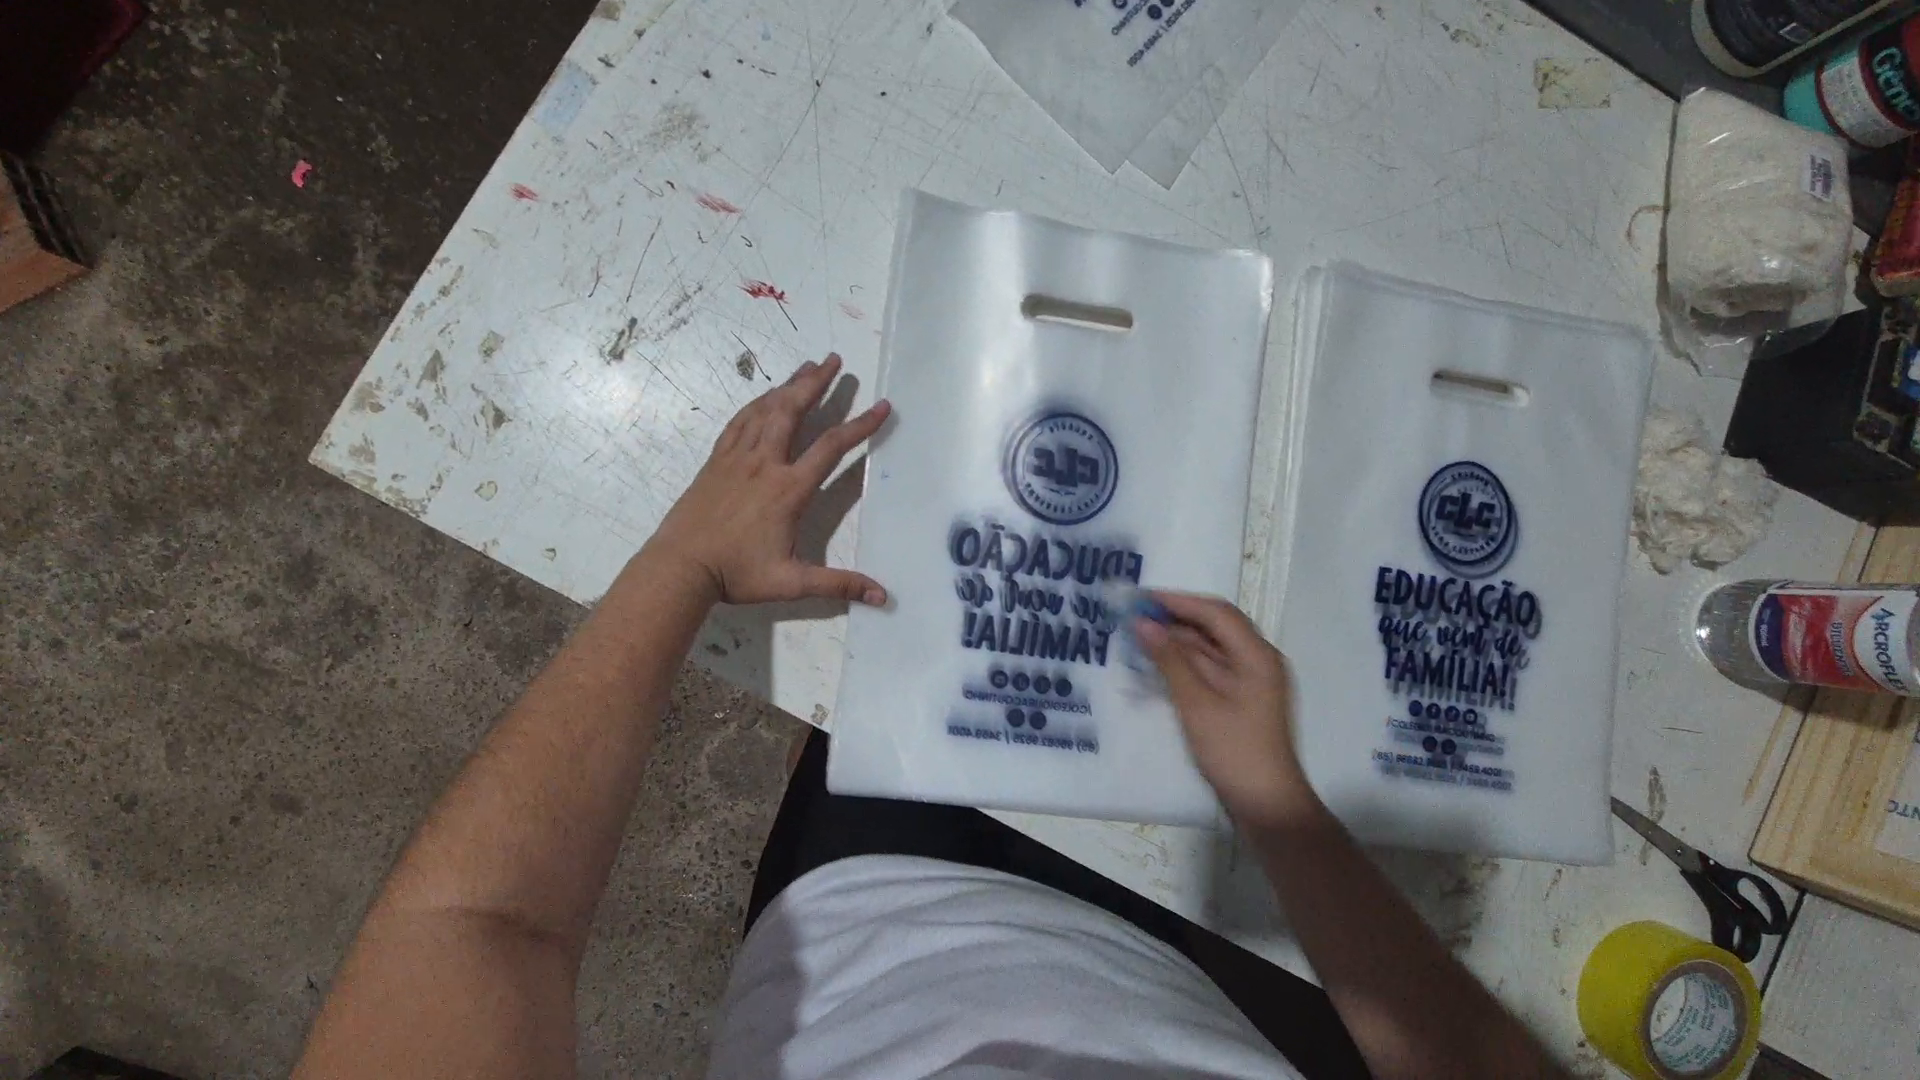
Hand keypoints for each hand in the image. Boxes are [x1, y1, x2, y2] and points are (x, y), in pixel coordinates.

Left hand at [644, 353, 889, 606]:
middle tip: (835, 359)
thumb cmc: (737, 574)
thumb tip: (882, 597)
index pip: (832, 447)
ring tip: (806, 366)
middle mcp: (765, 463)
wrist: (680, 567)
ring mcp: (737, 458)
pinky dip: (756, 403)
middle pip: (794, 411)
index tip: (881, 406)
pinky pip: (739, 421)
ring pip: (766, 409)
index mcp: (788, 489)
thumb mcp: (791, 583)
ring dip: (788, 385)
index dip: (860, 425)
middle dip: (816, 382)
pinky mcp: (717, 461)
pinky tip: (764, 397)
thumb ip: (838, 585)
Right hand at [1135, 593, 1323, 829]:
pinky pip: (1209, 668)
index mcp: (1257, 655)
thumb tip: (1143, 623)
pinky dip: (1183, 662)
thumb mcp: (1196, 703)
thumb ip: (1170, 659)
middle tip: (1133, 615)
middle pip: (1214, 627)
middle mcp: (1257, 660)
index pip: (1216, 613)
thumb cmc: (1234, 751)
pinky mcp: (1240, 700)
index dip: (1178, 601)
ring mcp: (1250, 681)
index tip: (1140, 598)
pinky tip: (1156, 663)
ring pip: (1210, 648)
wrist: (1266, 805)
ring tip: (1138, 636)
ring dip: (1176, 640)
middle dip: (1175, 618)